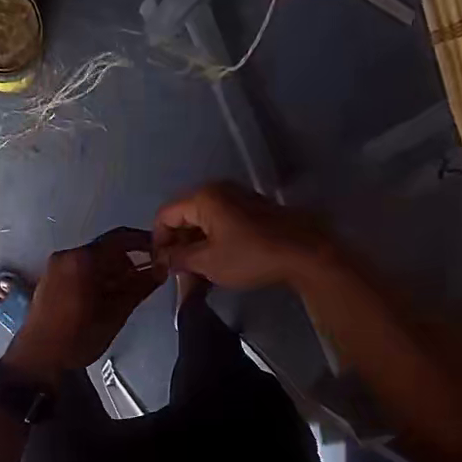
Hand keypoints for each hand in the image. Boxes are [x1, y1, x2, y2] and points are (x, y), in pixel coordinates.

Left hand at [4, 228, 164, 377]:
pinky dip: (97, 278)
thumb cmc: (78, 337)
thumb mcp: (117, 312)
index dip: (143, 242)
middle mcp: (67, 257)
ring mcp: (56, 267)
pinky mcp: (51, 280)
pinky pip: (80, 270)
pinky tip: (107, 298)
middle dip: (129, 263)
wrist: (40, 359)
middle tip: (146, 279)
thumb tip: (160, 271)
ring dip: (113, 272)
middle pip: (106, 249)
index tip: (158, 251)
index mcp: (83, 260)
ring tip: (127, 293)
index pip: (120, 239)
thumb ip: (140, 287)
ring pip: (94, 261)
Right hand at [152, 182, 333, 289]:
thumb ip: (181, 259)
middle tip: (178, 271)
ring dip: (196, 243)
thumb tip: (165, 259)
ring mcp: (238, 197)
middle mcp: (219, 190)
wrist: (303, 252)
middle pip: (184, 214)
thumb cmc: (252, 256)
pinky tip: (218, 261)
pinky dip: (214, 239)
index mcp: (203, 197)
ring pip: (204, 219)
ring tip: (197, 271)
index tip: (162, 265)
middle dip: (178, 243)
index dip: (158, 240)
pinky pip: (222, 221)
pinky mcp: (254, 209)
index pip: (165, 215)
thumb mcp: (209, 262)